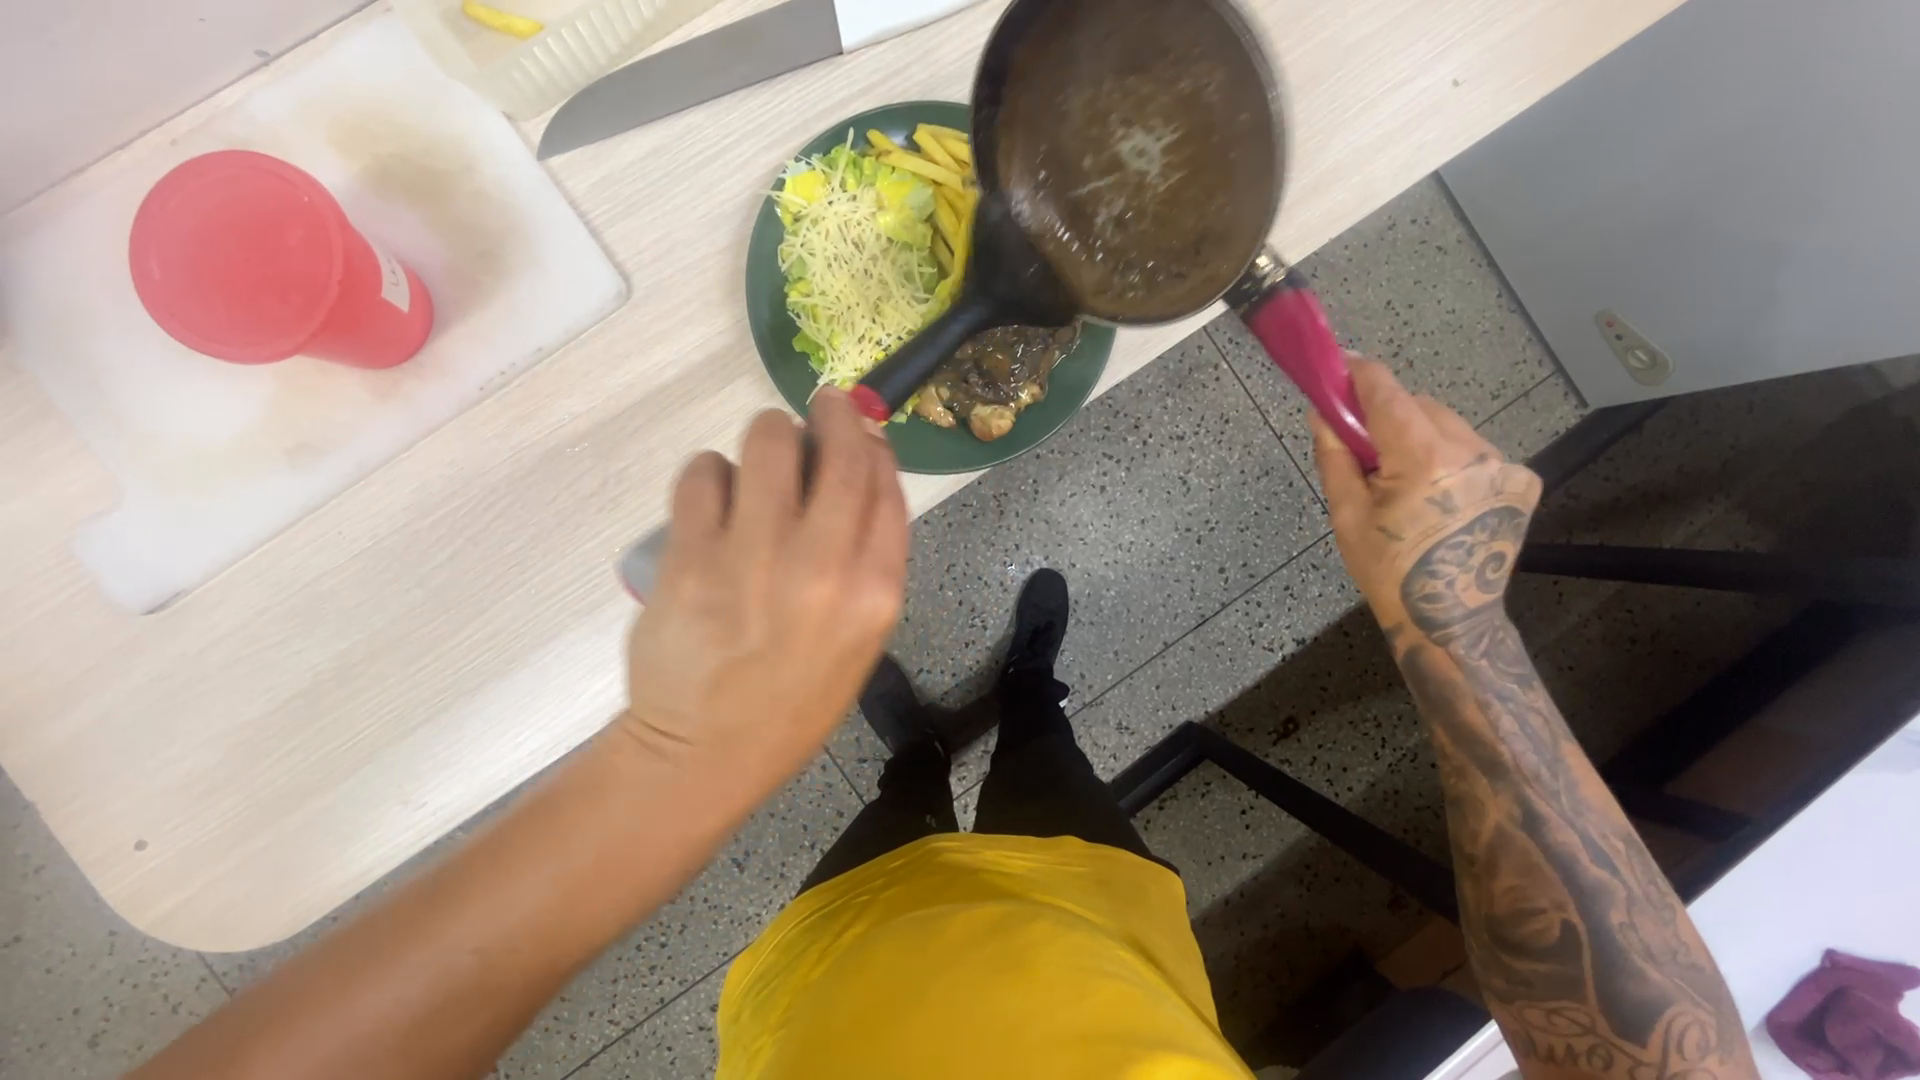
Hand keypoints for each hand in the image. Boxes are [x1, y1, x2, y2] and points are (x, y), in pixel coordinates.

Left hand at [618, 387, 908, 803]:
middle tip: (820, 407)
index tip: (861, 428)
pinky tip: (713, 500)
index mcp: (875, 592)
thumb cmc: (794, 700)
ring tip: (759, 465)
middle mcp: (823, 566)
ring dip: (769, 437)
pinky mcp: (690, 556)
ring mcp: (753, 557)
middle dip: (831, 412)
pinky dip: (711, 473)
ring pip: (768, 440)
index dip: (873, 442)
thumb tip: (863, 470)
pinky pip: (705, 471)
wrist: (708, 752)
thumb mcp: (862, 638)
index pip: (886, 483)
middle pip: (838, 450)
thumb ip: (870, 558)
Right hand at [1312, 359, 1541, 633]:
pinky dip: (1447, 455)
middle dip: (1387, 413)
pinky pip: (1473, 448)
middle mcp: (1471, 450)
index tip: (1338, 365)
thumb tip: (1322, 412)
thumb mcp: (1346, 514)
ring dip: (1418, 434)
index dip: (1360, 374)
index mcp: (1422, 459)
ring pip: (1448, 424)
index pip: (1388, 393)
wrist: (1449, 618)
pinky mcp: (1522, 479)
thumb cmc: (1387, 569)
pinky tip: (1434, 490)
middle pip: (1420, 405)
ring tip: (1400, 476)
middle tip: (1362, 443)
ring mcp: (1503, 464)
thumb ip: (1335, 455)